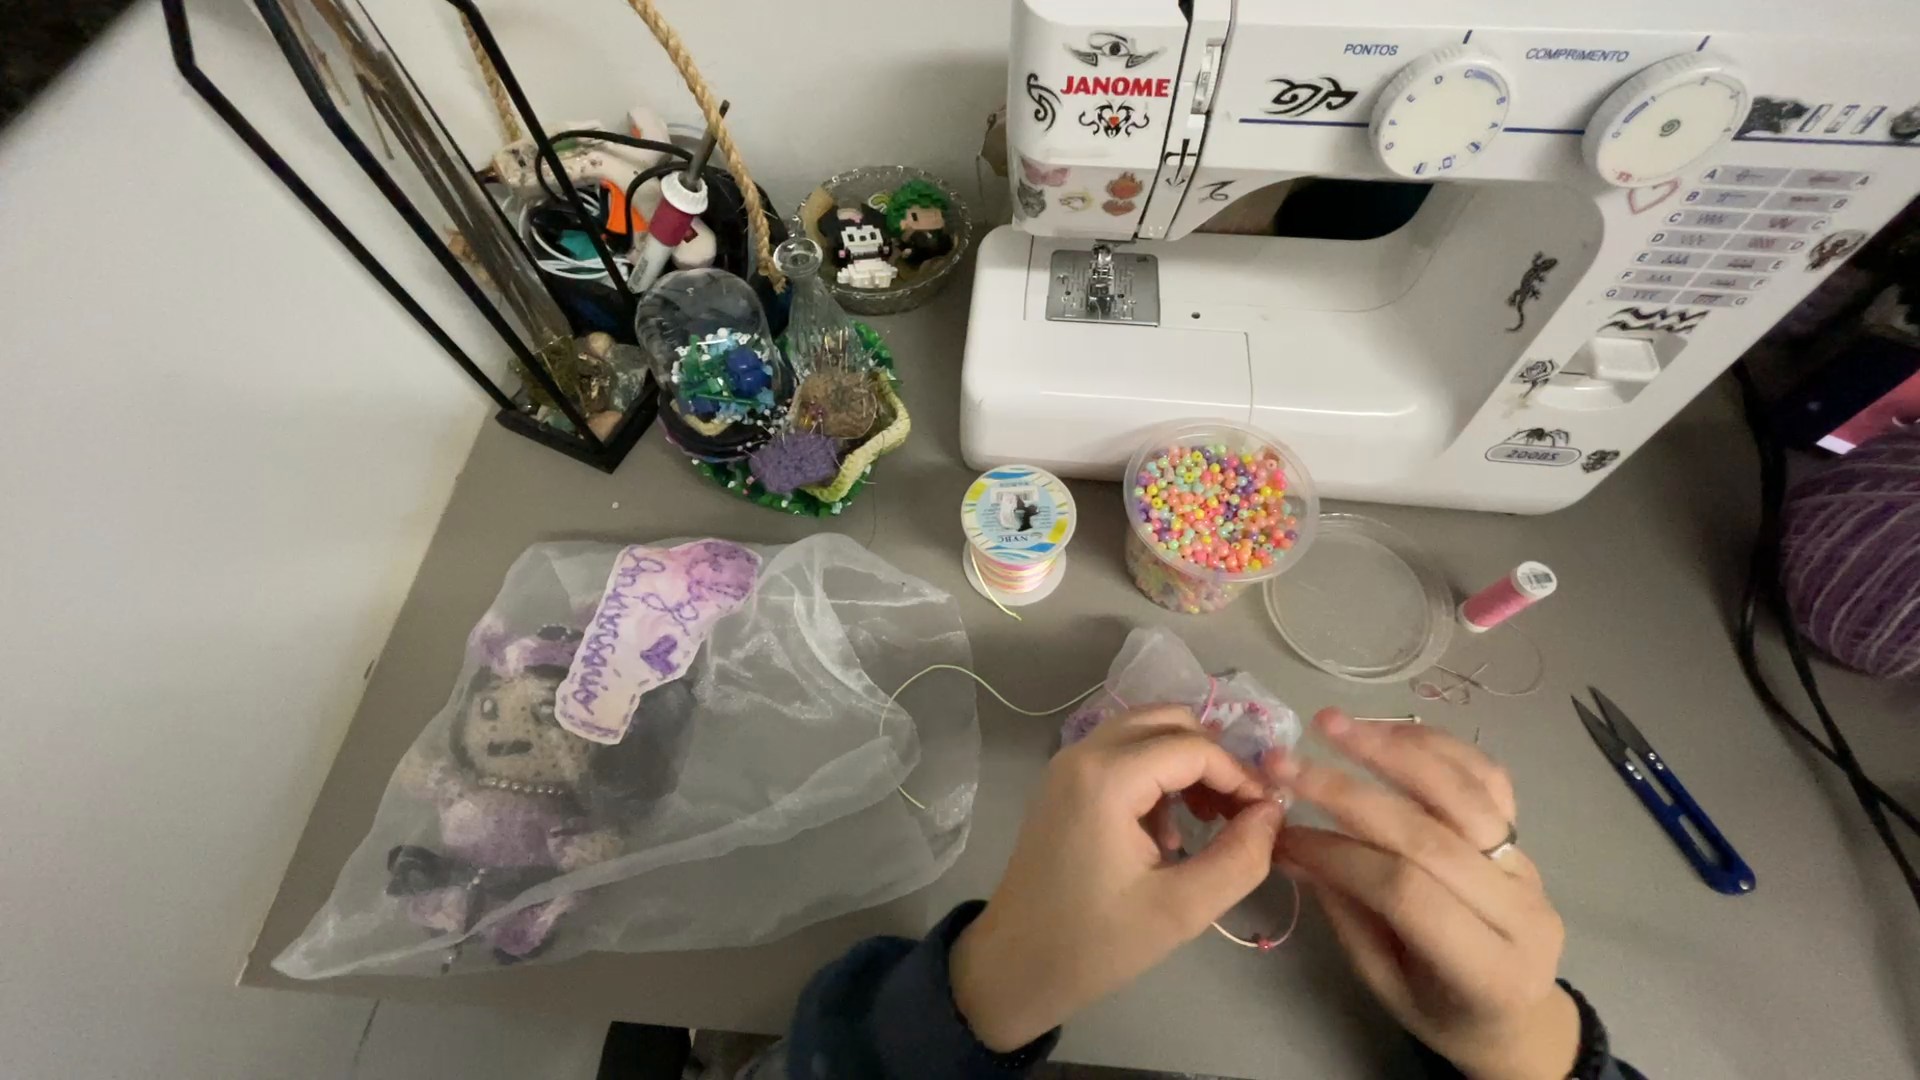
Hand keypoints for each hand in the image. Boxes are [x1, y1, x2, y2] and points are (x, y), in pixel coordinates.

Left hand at [950, 705, 1284, 1050]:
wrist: (1015, 961)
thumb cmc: (1094, 941)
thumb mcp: (1180, 909)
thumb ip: (1239, 857)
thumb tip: (1273, 813)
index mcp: (1107, 776)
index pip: (1193, 747)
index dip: (1239, 775)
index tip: (1268, 815)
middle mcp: (1083, 751)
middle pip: (1166, 720)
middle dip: (1211, 758)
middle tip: (1238, 811)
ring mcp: (1068, 761)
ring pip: (1143, 730)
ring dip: (1183, 762)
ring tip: (1208, 821)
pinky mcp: (1064, 778)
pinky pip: (1121, 752)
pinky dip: (1154, 773)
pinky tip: (1166, 832)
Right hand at [1270, 710, 1577, 1079]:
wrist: (1516, 1015)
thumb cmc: (1439, 1007)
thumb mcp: (1381, 977)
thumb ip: (1342, 905)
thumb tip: (1285, 841)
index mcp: (1487, 969)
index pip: (1405, 891)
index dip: (1335, 854)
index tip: (1279, 835)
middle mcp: (1520, 910)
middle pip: (1428, 833)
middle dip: (1344, 792)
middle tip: (1282, 764)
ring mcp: (1528, 865)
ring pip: (1460, 792)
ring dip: (1387, 748)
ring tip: (1329, 722)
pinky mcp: (1522, 835)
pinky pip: (1487, 775)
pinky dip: (1434, 742)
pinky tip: (1384, 727)